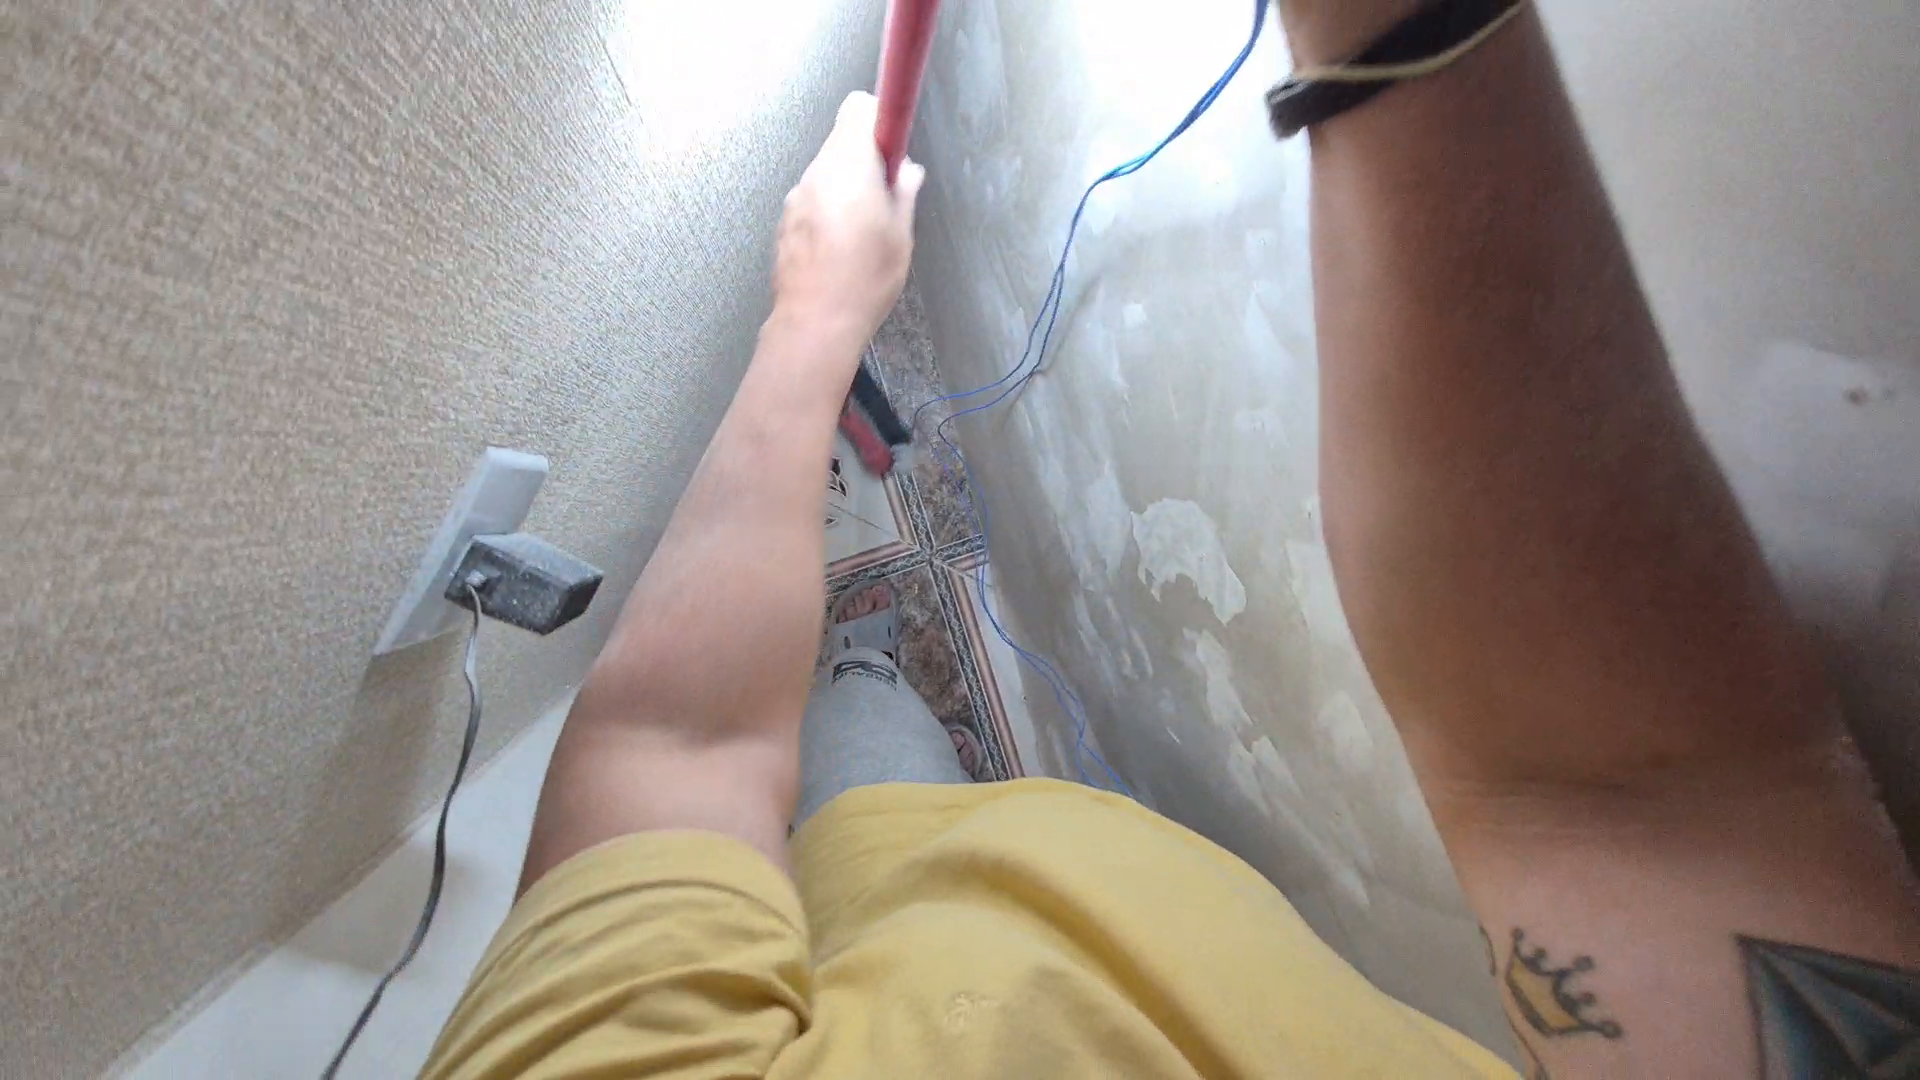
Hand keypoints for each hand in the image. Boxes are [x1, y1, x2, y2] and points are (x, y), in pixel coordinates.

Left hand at [771, 92, 924, 352]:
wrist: (816, 324)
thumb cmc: (864, 281)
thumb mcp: (900, 238)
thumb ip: (904, 195)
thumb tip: (907, 172)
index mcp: (850, 166)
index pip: (859, 109)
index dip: (879, 123)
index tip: (893, 151)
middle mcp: (817, 173)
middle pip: (841, 143)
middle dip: (865, 163)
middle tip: (886, 203)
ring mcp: (796, 198)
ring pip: (826, 176)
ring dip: (845, 192)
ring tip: (863, 236)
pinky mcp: (785, 223)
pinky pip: (811, 203)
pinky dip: (827, 214)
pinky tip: (840, 251)